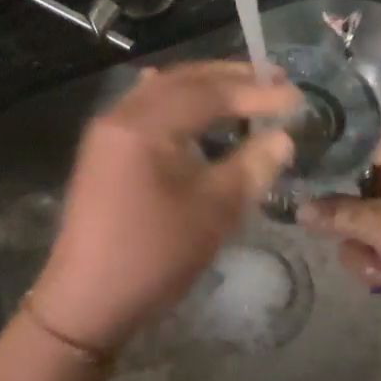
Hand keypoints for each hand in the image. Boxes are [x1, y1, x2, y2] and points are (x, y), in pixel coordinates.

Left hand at [32, 61, 298, 353]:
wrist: (85, 303)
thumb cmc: (153, 256)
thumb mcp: (214, 212)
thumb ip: (252, 166)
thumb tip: (283, 137)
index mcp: (146, 126)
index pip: (209, 93)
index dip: (256, 92)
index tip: (296, 96)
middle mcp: (122, 116)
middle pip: (183, 80)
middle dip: (230, 78)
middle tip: (274, 78)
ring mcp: (108, 132)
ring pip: (163, 91)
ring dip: (205, 86)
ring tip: (244, 89)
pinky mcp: (104, 151)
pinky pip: (146, 108)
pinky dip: (178, 101)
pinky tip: (190, 102)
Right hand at [299, 134, 380, 354]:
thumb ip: (340, 213)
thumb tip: (298, 209)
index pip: (373, 143)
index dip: (345, 140)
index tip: (308, 139)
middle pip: (352, 185)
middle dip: (335, 200)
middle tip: (299, 195)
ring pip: (348, 224)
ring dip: (357, 244)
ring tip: (377, 259)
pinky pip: (357, 253)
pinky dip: (367, 266)